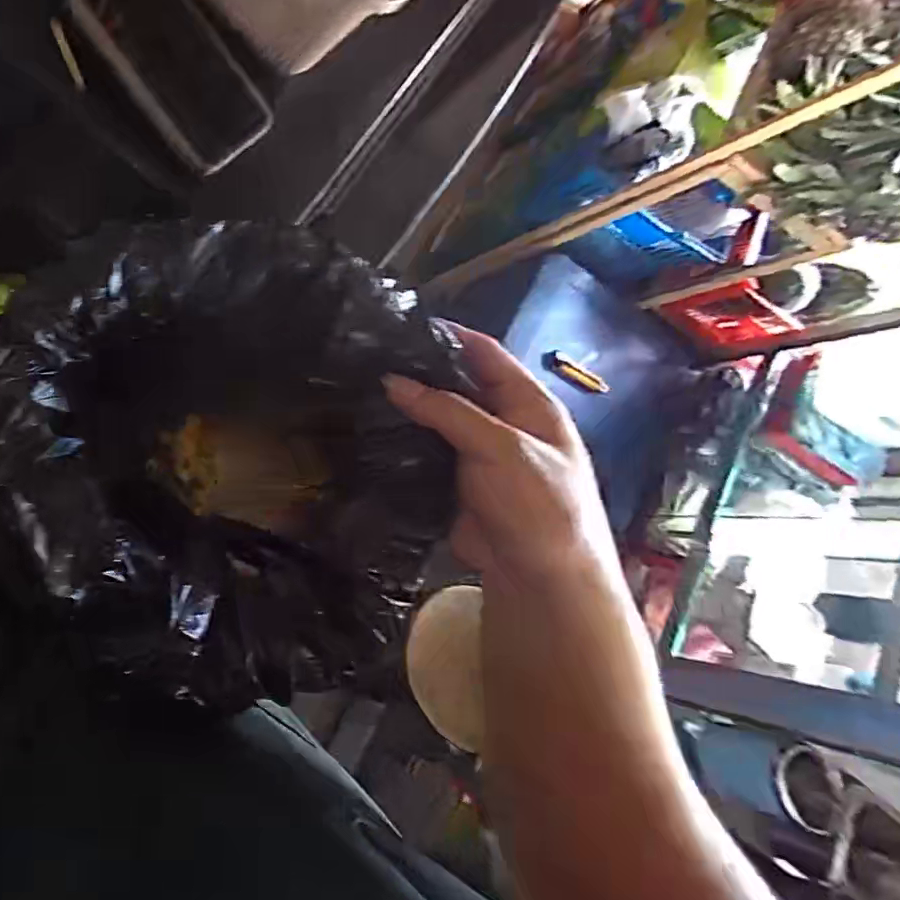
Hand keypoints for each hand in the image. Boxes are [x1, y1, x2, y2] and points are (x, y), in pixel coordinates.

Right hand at [384, 326, 615, 593]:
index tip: (403, 324)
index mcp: (528, 405)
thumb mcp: (498, 448)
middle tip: (371, 356)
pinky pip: (424, 448)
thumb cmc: (536, 503)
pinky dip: (401, 436)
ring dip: (406, 404)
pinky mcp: (453, 479)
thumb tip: (393, 380)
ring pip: (436, 417)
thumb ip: (446, 411)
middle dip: (419, 369)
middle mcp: (502, 422)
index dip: (450, 335)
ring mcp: (476, 452)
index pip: (486, 354)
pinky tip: (372, 427)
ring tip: (362, 386)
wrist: (537, 575)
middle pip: (456, 384)